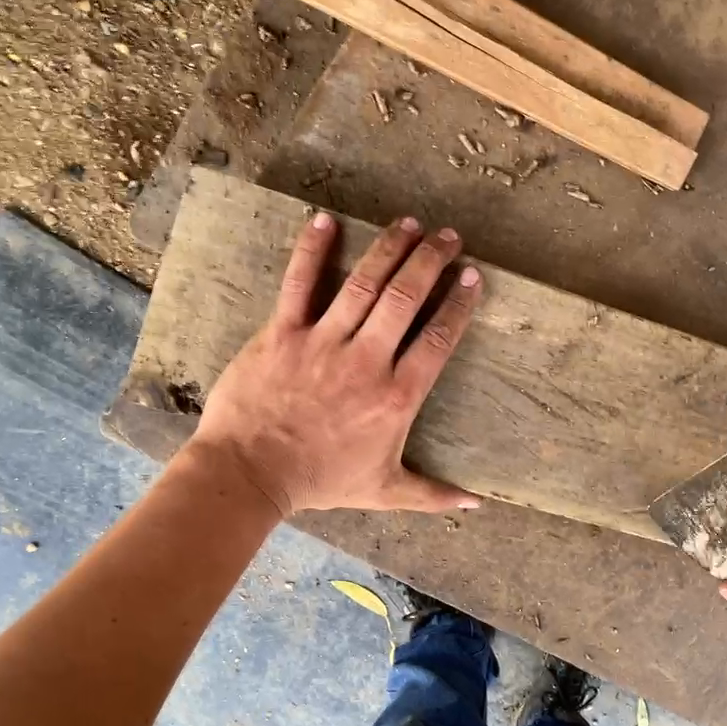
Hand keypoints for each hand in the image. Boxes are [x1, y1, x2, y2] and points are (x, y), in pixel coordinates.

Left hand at [190, 213, 483, 515]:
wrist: (249, 476)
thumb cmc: (321, 482)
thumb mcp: (386, 490)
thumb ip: (435, 494)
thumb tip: (477, 505)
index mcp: (397, 396)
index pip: (438, 338)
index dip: (459, 303)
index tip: (473, 276)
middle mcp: (366, 362)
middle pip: (407, 299)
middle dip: (432, 261)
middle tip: (450, 236)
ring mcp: (323, 343)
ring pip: (363, 285)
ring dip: (390, 249)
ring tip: (410, 223)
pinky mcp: (282, 334)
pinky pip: (299, 284)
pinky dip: (311, 251)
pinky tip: (325, 220)